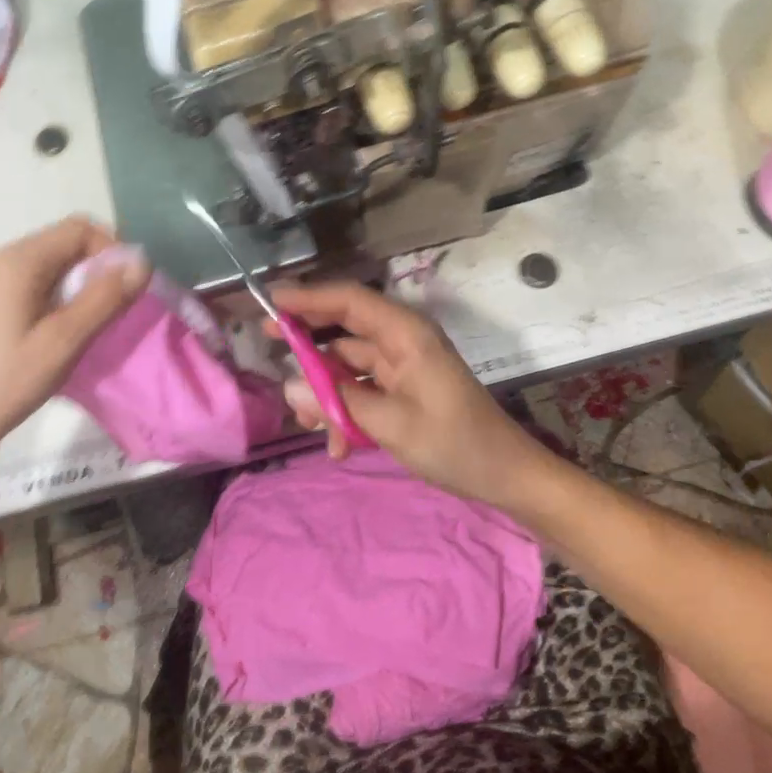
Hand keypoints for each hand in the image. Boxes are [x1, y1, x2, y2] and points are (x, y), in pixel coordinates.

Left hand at [0, 216, 148, 476]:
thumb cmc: (8, 380)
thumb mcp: (64, 340)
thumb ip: (105, 297)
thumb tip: (143, 262)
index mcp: (18, 260)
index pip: (79, 229)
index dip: (112, 251)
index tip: (128, 290)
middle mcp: (4, 260)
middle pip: (67, 243)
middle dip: (100, 269)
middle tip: (115, 310)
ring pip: (56, 265)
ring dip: (83, 286)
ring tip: (93, 325)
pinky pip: (40, 284)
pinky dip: (63, 298)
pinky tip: (67, 332)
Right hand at [270, 282, 545, 504]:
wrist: (504, 475)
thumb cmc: (453, 443)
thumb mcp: (391, 424)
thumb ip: (338, 401)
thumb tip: (290, 385)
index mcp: (406, 335)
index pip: (350, 301)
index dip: (309, 297)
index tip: (271, 299)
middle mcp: (402, 342)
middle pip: (344, 328)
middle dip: (307, 341)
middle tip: (267, 340)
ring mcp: (403, 366)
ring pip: (348, 364)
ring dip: (326, 392)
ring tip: (309, 423)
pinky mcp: (403, 390)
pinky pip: (362, 389)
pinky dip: (345, 411)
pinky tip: (339, 445)